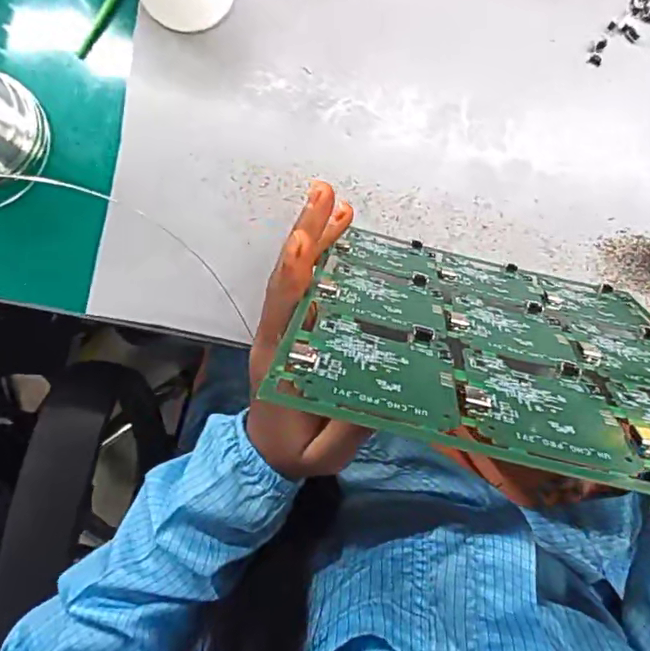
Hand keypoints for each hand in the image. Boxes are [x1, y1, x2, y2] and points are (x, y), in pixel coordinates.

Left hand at [246, 181, 372, 478]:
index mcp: (278, 364)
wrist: (267, 456)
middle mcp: (278, 337)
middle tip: (325, 194)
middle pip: (289, 278)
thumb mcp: (323, 454)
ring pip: (298, 276)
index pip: (284, 312)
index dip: (294, 275)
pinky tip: (338, 236)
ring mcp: (286, 330)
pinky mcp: (299, 329)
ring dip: (314, 237)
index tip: (305, 240)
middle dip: (306, 234)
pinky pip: (308, 288)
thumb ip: (348, 428)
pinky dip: (322, 259)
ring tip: (334, 201)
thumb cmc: (293, 454)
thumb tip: (382, 390)